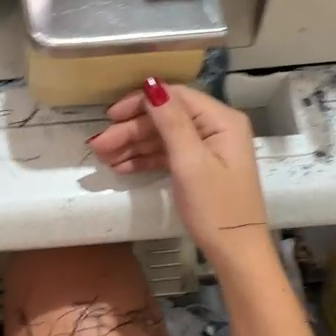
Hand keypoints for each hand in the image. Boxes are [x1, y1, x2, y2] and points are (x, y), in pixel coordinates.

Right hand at [89, 78, 269, 260]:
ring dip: (133, 145)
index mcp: (221, 120)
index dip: (140, 102)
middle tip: (98, 146)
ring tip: (104, 158)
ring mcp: (209, 149)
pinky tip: (122, 167)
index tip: (110, 116)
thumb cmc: (216, 207)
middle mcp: (217, 128)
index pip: (175, 97)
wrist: (236, 252)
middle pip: (166, 118)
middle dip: (131, 129)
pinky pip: (169, 154)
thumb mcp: (190, 162)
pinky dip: (145, 159)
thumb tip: (152, 84)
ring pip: (164, 137)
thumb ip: (171, 121)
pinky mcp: (201, 168)